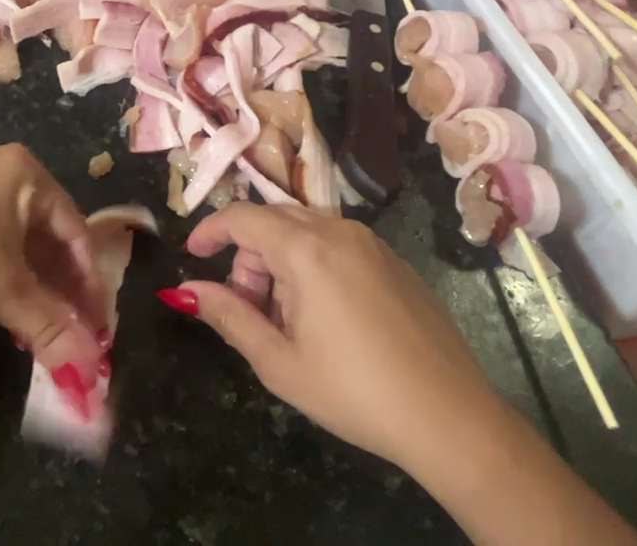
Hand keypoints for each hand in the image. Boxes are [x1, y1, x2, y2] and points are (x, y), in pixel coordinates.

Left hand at [0, 144, 106, 376]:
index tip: (97, 327)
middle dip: (61, 288)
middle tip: (71, 332)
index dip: (89, 282)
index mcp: (25, 172)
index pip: (76, 229)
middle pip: (50, 235)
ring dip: (35, 287)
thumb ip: (49, 324)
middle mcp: (2, 169)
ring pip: (20, 240)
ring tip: (42, 329)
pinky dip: (6, 275)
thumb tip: (89, 368)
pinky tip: (7, 309)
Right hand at [166, 204, 502, 470]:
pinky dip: (314, 264)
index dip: (210, 230)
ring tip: (286, 319)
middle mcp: (339, 231)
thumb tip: (183, 291)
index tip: (192, 254)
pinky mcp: (395, 262)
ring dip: (280, 261)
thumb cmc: (355, 392)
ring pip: (306, 230)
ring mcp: (373, 244)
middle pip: (273, 221)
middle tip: (245, 307)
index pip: (242, 217)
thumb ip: (228, 316)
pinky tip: (325, 317)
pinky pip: (338, 244)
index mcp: (306, 250)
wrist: (452, 419)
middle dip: (247, 255)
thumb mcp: (279, 361)